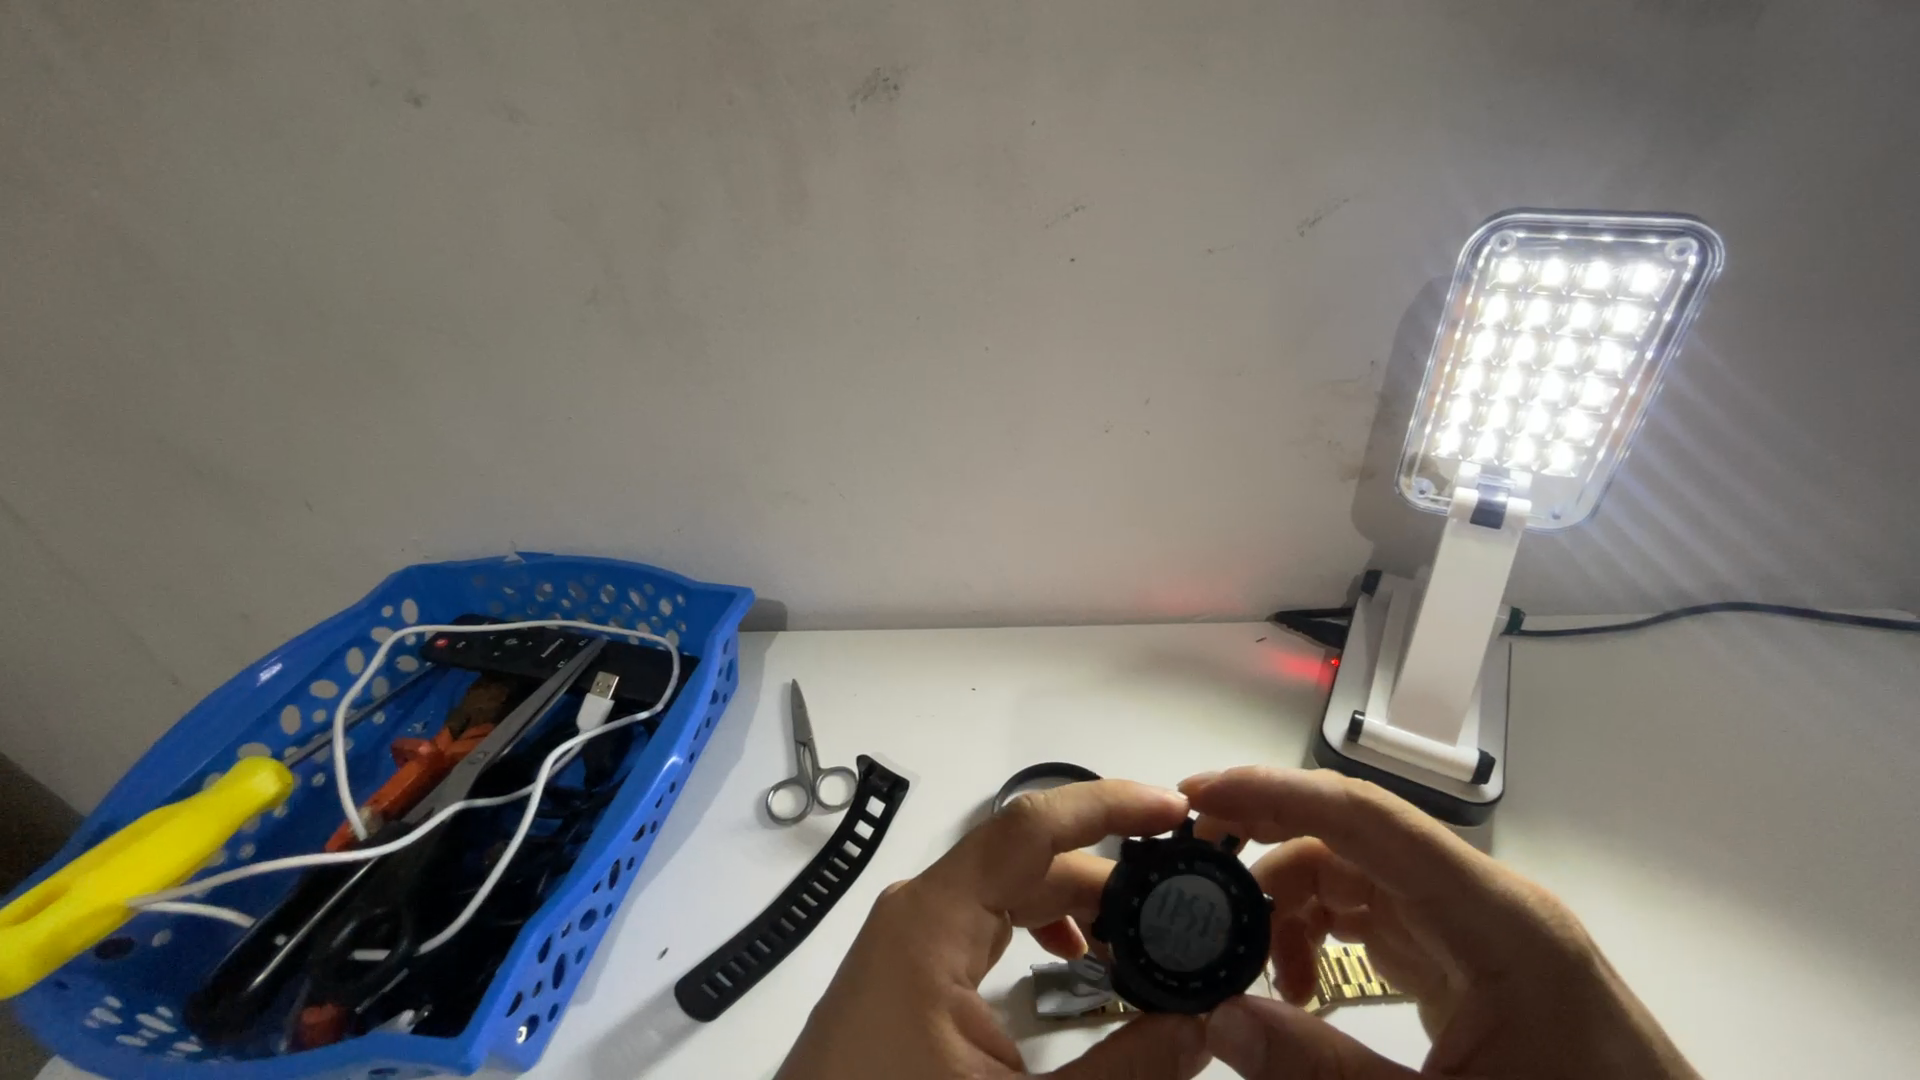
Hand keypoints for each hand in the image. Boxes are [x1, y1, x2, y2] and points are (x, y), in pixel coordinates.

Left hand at [777, 780, 1211, 1079]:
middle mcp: (920, 907)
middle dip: (1109, 874)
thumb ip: (1121, 1070)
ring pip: (1011, 888)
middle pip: (1029, 860)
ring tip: (1145, 937)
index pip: (1029, 827)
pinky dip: (1042, 924)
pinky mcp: (912, 961)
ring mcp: (911, 932)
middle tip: (1183, 904)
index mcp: (932, 918)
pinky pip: (989, 918)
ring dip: (1080, 904)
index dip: (1106, 805)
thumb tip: (1201, 1028)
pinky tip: (1077, 956)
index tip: (1172, 809)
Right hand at [1181, 767, 1699, 1079]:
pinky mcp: (1462, 955)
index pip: (1364, 816)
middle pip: (1348, 835)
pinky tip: (1298, 988)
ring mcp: (1472, 925)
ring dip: (1287, 902)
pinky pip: (1368, 914)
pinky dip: (1316, 934)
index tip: (1195, 795)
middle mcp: (1481, 900)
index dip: (1272, 792)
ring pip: (1350, 871)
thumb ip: (1326, 1071)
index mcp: (1496, 919)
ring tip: (1253, 965)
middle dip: (1263, 839)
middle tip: (1194, 869)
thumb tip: (1217, 1018)